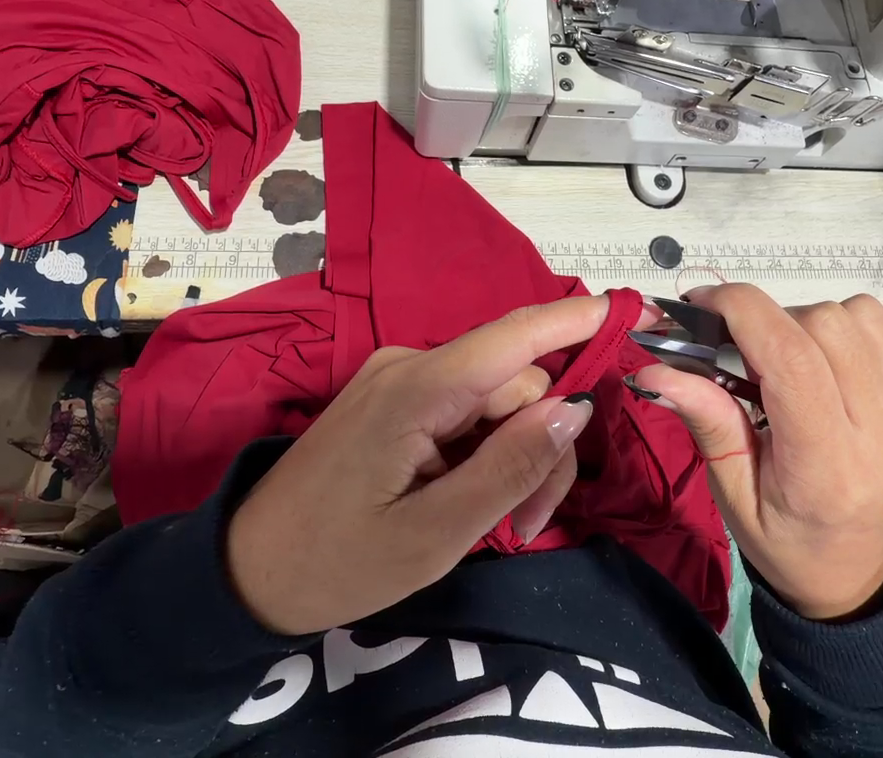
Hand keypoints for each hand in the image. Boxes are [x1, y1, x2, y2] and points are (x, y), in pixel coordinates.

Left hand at [225, 296, 614, 634]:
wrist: (249, 573)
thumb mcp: (437, 533)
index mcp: (418, 389)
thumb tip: (576, 408)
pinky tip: (475, 499)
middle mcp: (412, 367)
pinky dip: (486, 452)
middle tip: (528, 524)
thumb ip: (511, 467)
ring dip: (515, 457)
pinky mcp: (398, 401)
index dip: (577, 319)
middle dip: (542, 446)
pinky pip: (466, 411)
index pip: (516, 337)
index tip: (632, 310)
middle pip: (517, 384)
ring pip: (497, 401)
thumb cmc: (340, 562)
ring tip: (501, 526)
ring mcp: (402, 380)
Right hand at [635, 285, 882, 620]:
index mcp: (828, 466)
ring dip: (807, 324)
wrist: (857, 574)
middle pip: (823, 323)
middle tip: (743, 355)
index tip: (702, 305)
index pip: (791, 356)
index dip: (741, 310)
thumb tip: (654, 368)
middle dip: (770, 323)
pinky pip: (881, 329)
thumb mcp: (731, 492)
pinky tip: (825, 370)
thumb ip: (706, 420)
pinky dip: (842, 334)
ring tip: (787, 364)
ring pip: (855, 315)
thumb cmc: (783, 538)